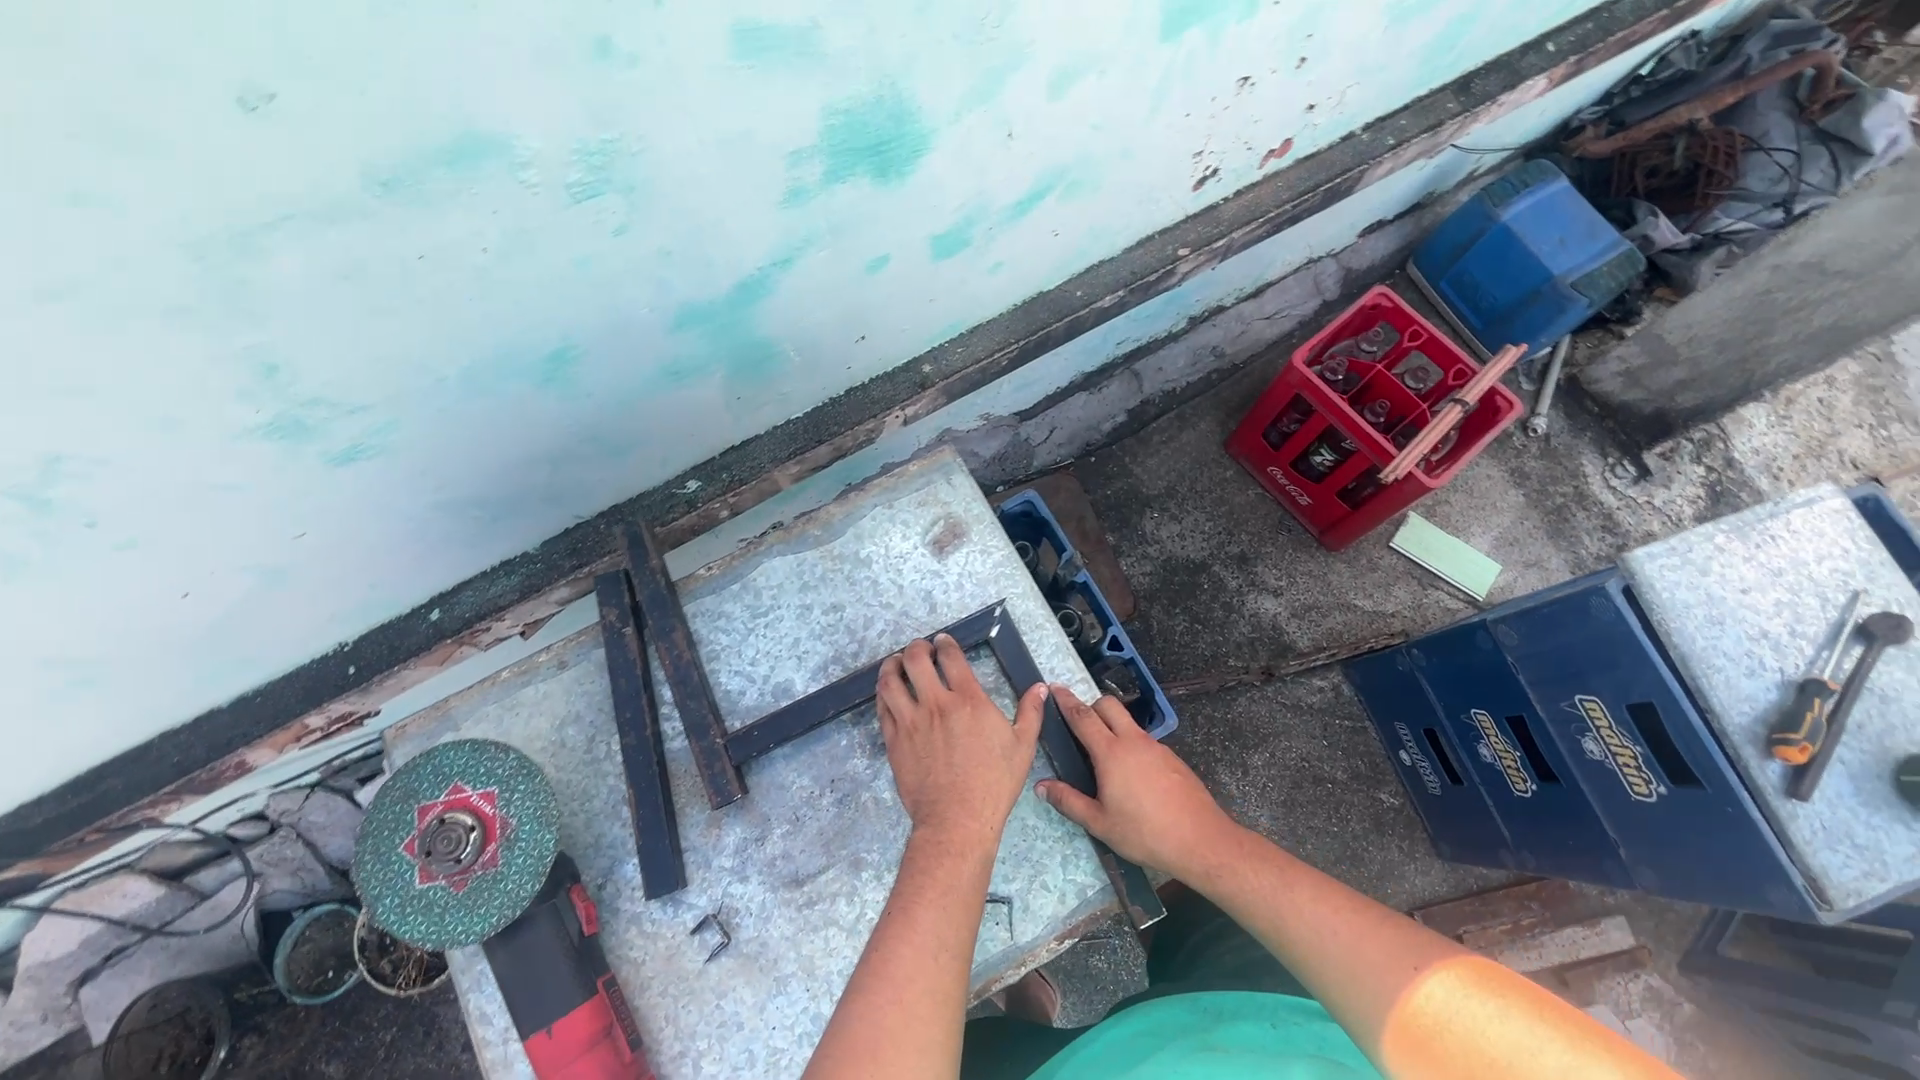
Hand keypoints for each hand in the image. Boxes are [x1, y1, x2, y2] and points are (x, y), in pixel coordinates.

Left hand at [877, 634, 1045, 849]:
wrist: (957, 819)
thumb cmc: (993, 784)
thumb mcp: (1022, 747)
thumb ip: (1031, 712)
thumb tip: (1041, 688)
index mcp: (969, 701)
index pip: (951, 657)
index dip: (945, 643)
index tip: (943, 641)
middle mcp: (937, 704)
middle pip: (916, 659)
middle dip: (917, 647)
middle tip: (920, 648)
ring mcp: (911, 722)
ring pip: (891, 680)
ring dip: (892, 665)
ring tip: (897, 663)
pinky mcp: (894, 741)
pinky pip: (882, 708)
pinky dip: (883, 693)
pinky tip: (888, 692)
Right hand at [1035, 685, 1239, 881]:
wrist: (1201, 841)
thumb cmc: (1145, 833)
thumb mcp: (1100, 823)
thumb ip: (1069, 801)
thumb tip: (1041, 786)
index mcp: (1111, 753)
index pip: (1083, 717)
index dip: (1066, 701)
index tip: (1055, 688)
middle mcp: (1134, 742)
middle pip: (1109, 705)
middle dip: (1091, 705)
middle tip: (1077, 723)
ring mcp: (1157, 748)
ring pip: (1129, 723)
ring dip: (1112, 726)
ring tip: (1103, 756)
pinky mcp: (1172, 759)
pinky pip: (1145, 741)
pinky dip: (1131, 745)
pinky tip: (1132, 775)